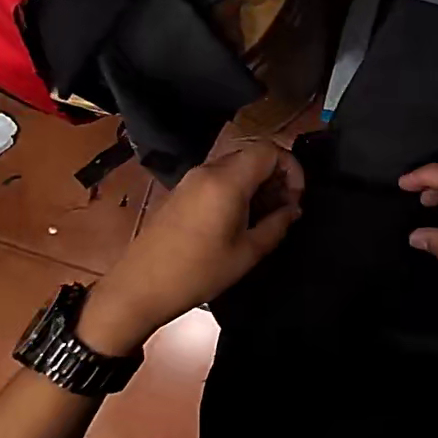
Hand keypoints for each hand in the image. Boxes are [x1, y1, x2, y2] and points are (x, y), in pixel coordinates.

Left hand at [79, 141, 304, 354]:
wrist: (140, 287)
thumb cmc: (198, 272)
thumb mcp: (247, 253)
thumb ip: (277, 224)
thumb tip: (293, 209)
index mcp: (226, 180)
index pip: (270, 150)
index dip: (292, 169)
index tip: (297, 199)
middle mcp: (208, 170)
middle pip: (253, 154)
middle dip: (277, 176)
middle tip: (285, 209)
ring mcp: (191, 179)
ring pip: (236, 166)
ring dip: (258, 184)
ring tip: (266, 217)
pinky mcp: (181, 192)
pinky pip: (218, 178)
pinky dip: (238, 189)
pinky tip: (240, 220)